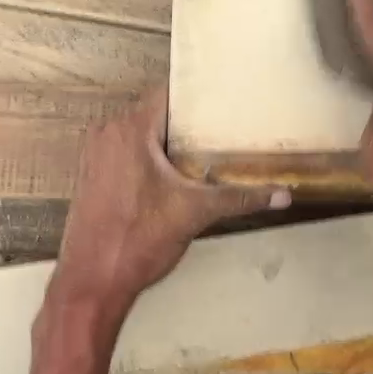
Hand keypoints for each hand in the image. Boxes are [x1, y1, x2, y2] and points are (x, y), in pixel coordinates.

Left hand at [49, 89, 288, 315]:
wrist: (91, 281)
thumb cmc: (137, 241)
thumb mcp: (195, 214)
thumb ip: (240, 198)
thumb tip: (283, 195)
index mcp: (130, 130)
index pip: (167, 92)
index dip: (195, 93)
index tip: (221, 97)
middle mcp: (107, 133)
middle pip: (153, 113)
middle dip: (185, 120)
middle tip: (219, 127)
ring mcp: (94, 154)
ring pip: (137, 133)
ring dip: (164, 140)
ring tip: (200, 150)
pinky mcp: (89, 175)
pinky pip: (122, 151)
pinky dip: (145, 156)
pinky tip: (169, 176)